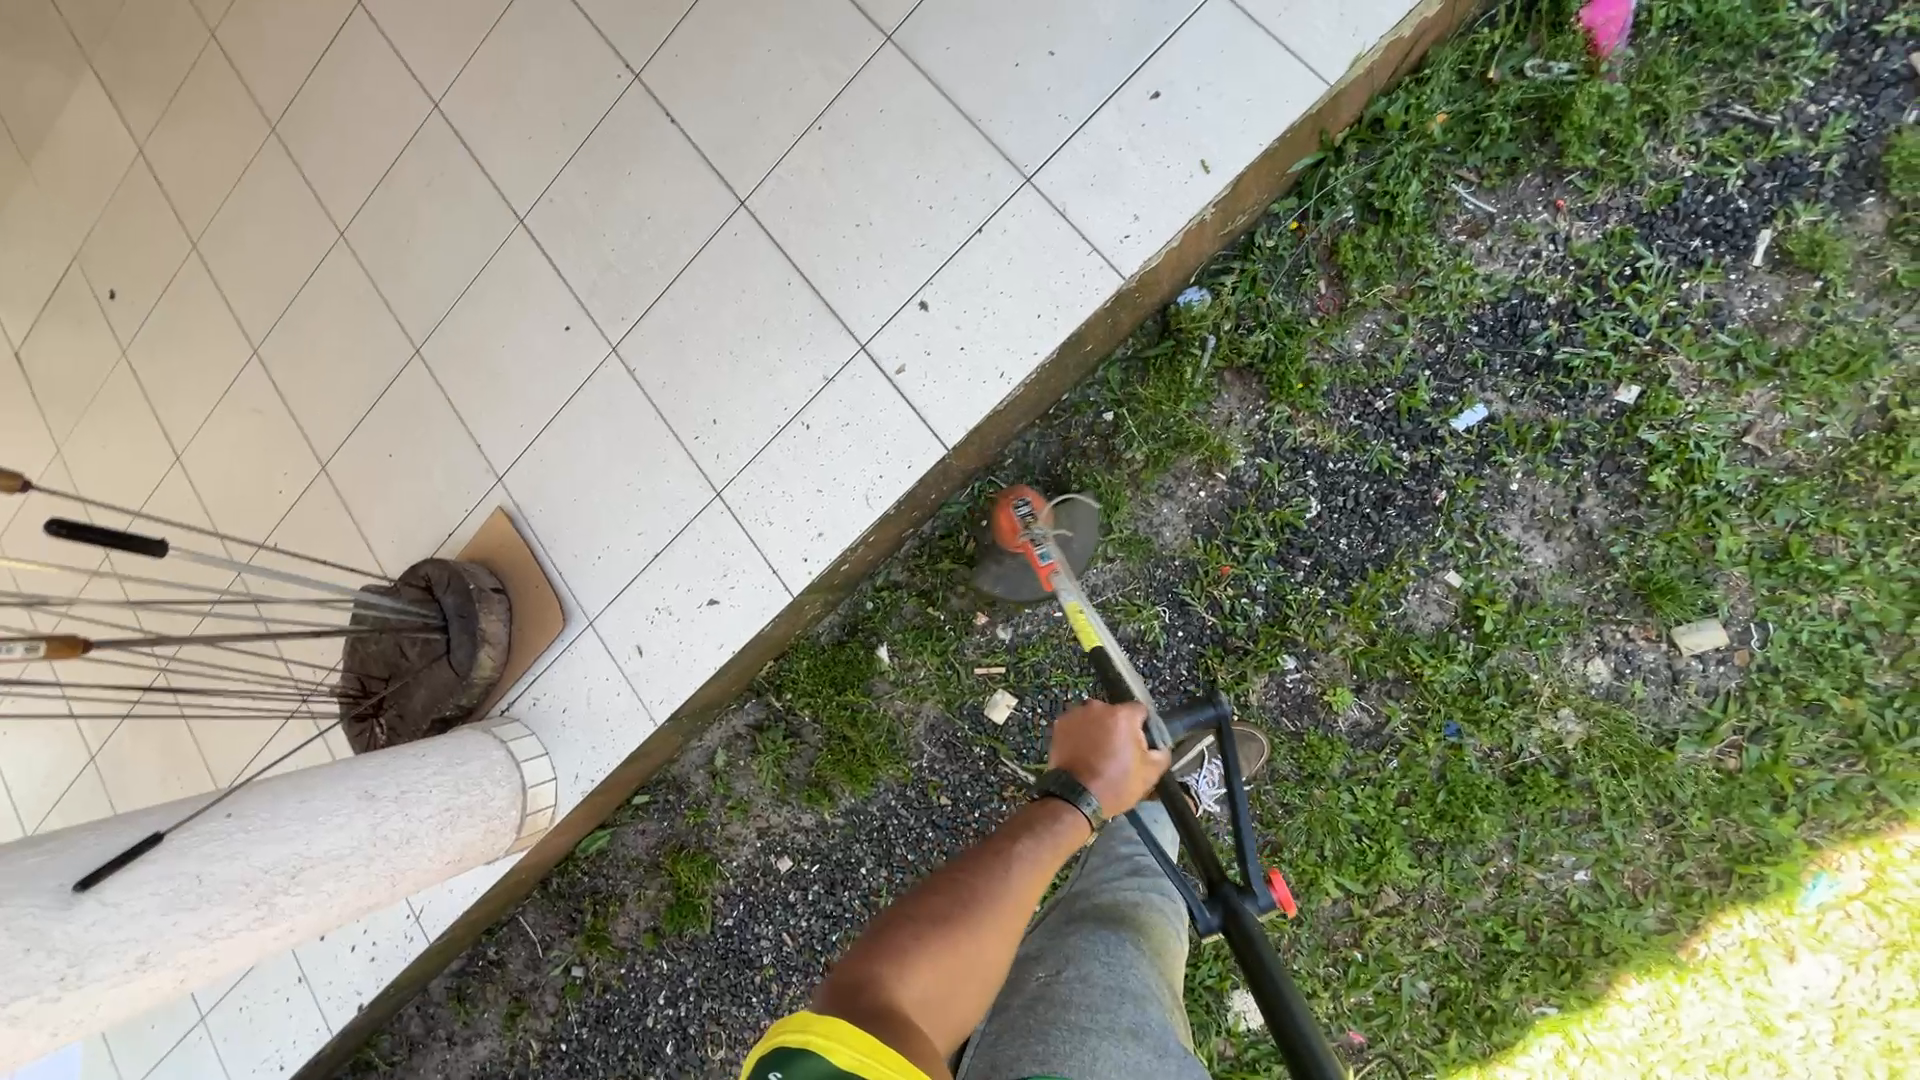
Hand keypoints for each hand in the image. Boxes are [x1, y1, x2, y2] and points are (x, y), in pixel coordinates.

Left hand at [1046, 700, 1170, 818]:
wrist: (1076, 797)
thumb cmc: (1116, 783)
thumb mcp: (1150, 773)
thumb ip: (1161, 752)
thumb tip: (1159, 745)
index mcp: (1122, 714)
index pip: (1140, 710)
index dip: (1142, 727)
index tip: (1139, 745)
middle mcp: (1097, 707)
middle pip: (1115, 713)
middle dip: (1118, 728)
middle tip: (1117, 751)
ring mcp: (1076, 714)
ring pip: (1094, 718)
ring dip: (1097, 729)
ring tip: (1097, 754)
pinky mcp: (1059, 724)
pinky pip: (1077, 725)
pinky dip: (1080, 734)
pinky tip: (1082, 753)